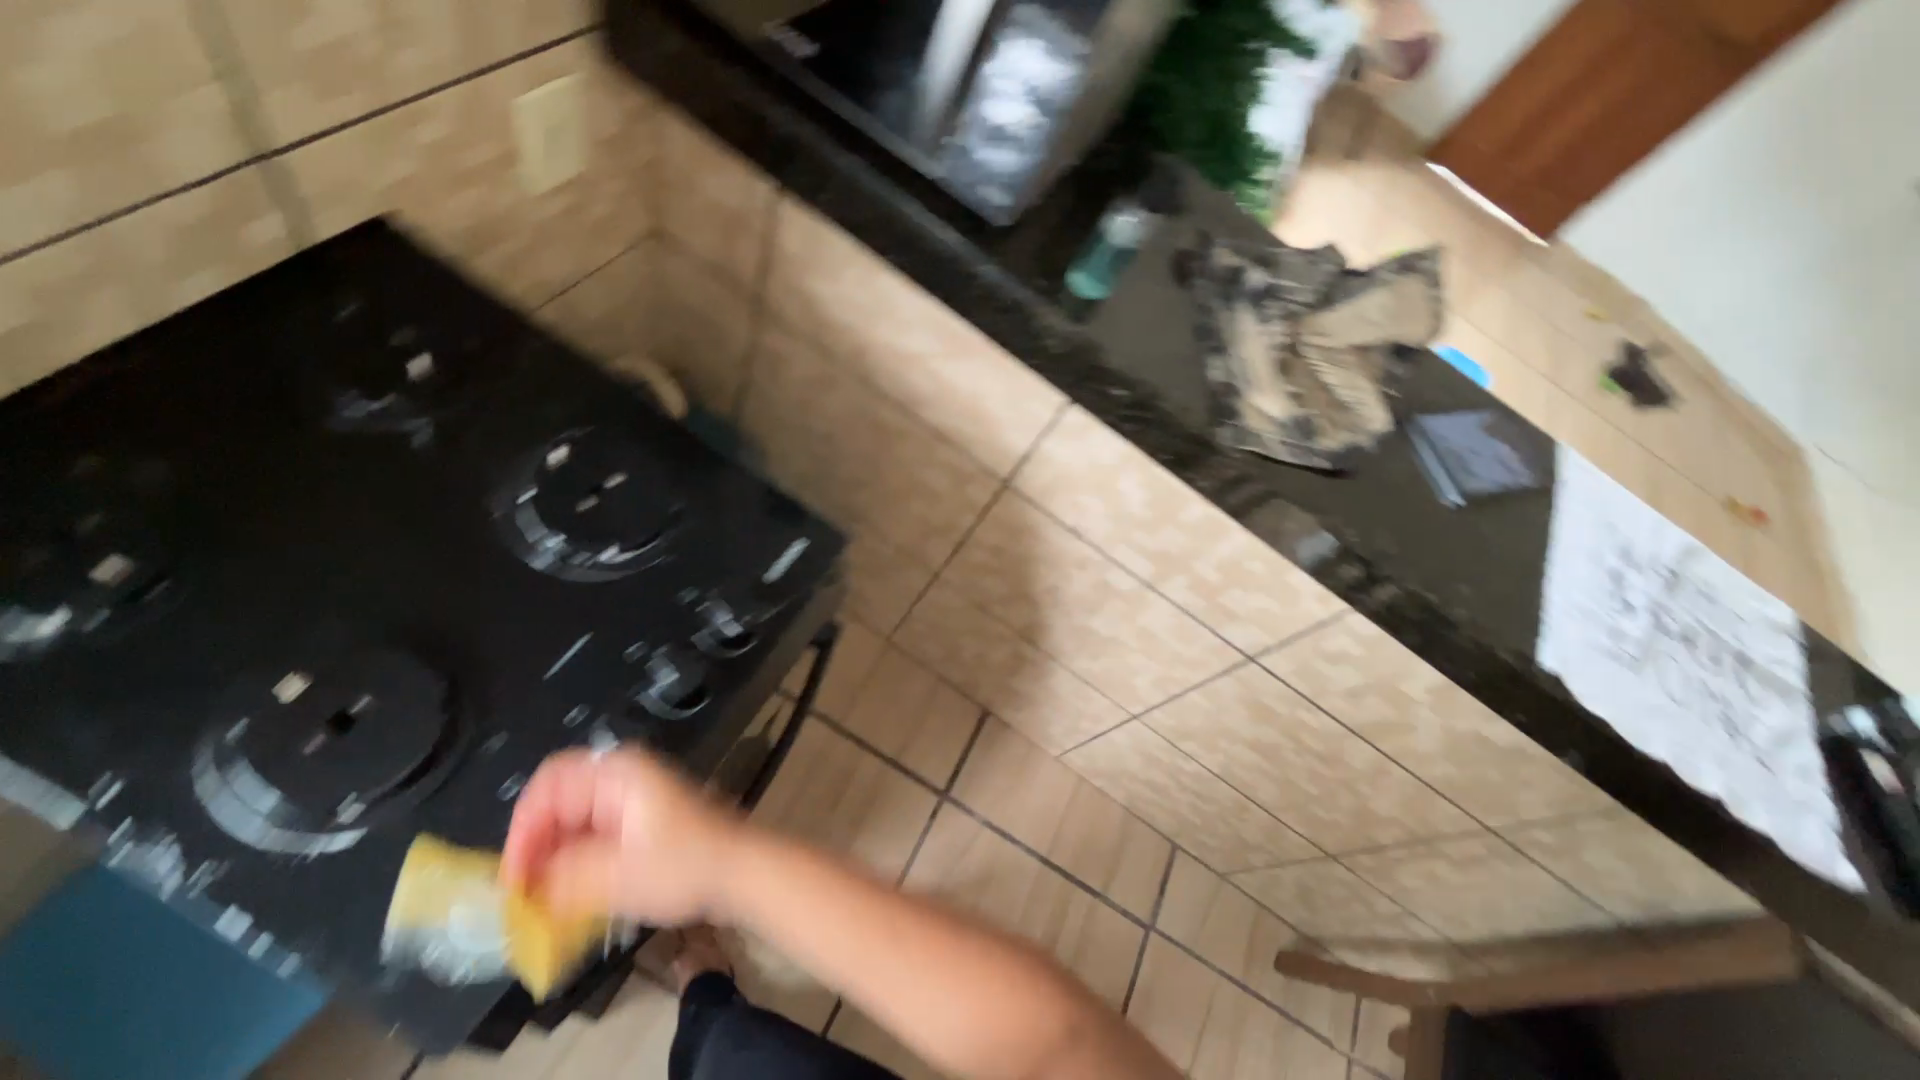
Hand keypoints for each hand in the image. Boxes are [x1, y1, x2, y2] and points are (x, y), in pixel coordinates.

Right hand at [499, 745, 743, 924]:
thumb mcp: (617, 875)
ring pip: (575, 822)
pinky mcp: (642, 822)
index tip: (514, 874)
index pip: (549, 785)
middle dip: (537, 848)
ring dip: (556, 860)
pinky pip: (596, 835)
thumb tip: (522, 888)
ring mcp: (634, 798)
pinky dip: (579, 863)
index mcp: (618, 772)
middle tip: (524, 894)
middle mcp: (624, 776)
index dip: (523, 828)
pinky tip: (573, 896)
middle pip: (559, 803)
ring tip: (544, 901)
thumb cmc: (688, 865)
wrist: (742, 871)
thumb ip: (562, 879)